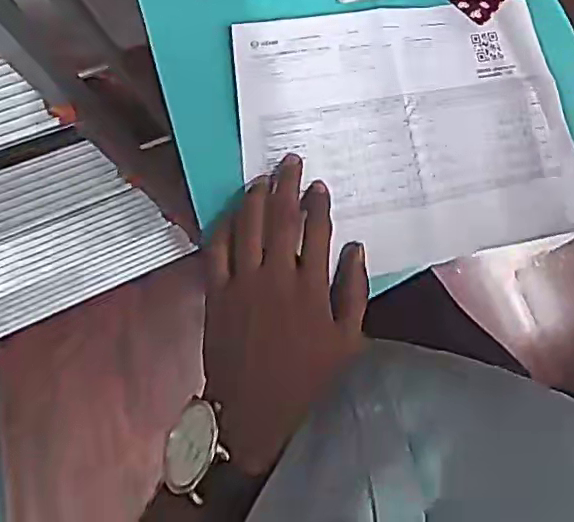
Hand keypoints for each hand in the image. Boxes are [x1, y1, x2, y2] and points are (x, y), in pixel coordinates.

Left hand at [202, 154, 367, 475]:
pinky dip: (225, 224)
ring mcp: (242, 283)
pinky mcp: (217, 292)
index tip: (318, 185)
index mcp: (310, 288)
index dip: (317, 203)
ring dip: (255, 196)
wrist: (250, 412)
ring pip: (247, 225)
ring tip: (263, 177)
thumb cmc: (304, 376)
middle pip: (280, 217)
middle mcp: (275, 276)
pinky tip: (233, 211)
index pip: (315, 230)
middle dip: (287, 183)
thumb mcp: (346, 340)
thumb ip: (354, 291)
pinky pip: (217, 248)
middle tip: (290, 160)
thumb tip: (356, 248)